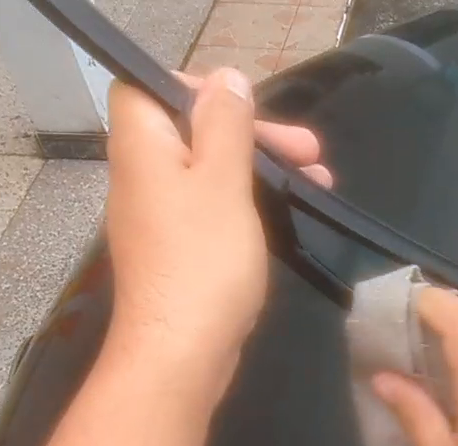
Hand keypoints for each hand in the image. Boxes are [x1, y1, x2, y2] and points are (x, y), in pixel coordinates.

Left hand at [101, 70, 331, 408]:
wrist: (180, 353)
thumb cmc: (203, 262)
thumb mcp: (224, 182)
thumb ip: (226, 125)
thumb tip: (227, 80)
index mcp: (143, 146)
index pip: (150, 86)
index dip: (199, 88)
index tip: (249, 111)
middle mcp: (141, 178)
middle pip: (191, 133)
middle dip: (253, 137)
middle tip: (311, 155)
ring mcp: (157, 222)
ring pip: (208, 177)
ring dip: (259, 174)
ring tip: (316, 185)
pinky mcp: (175, 258)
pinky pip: (209, 215)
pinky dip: (245, 209)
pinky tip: (280, 222)